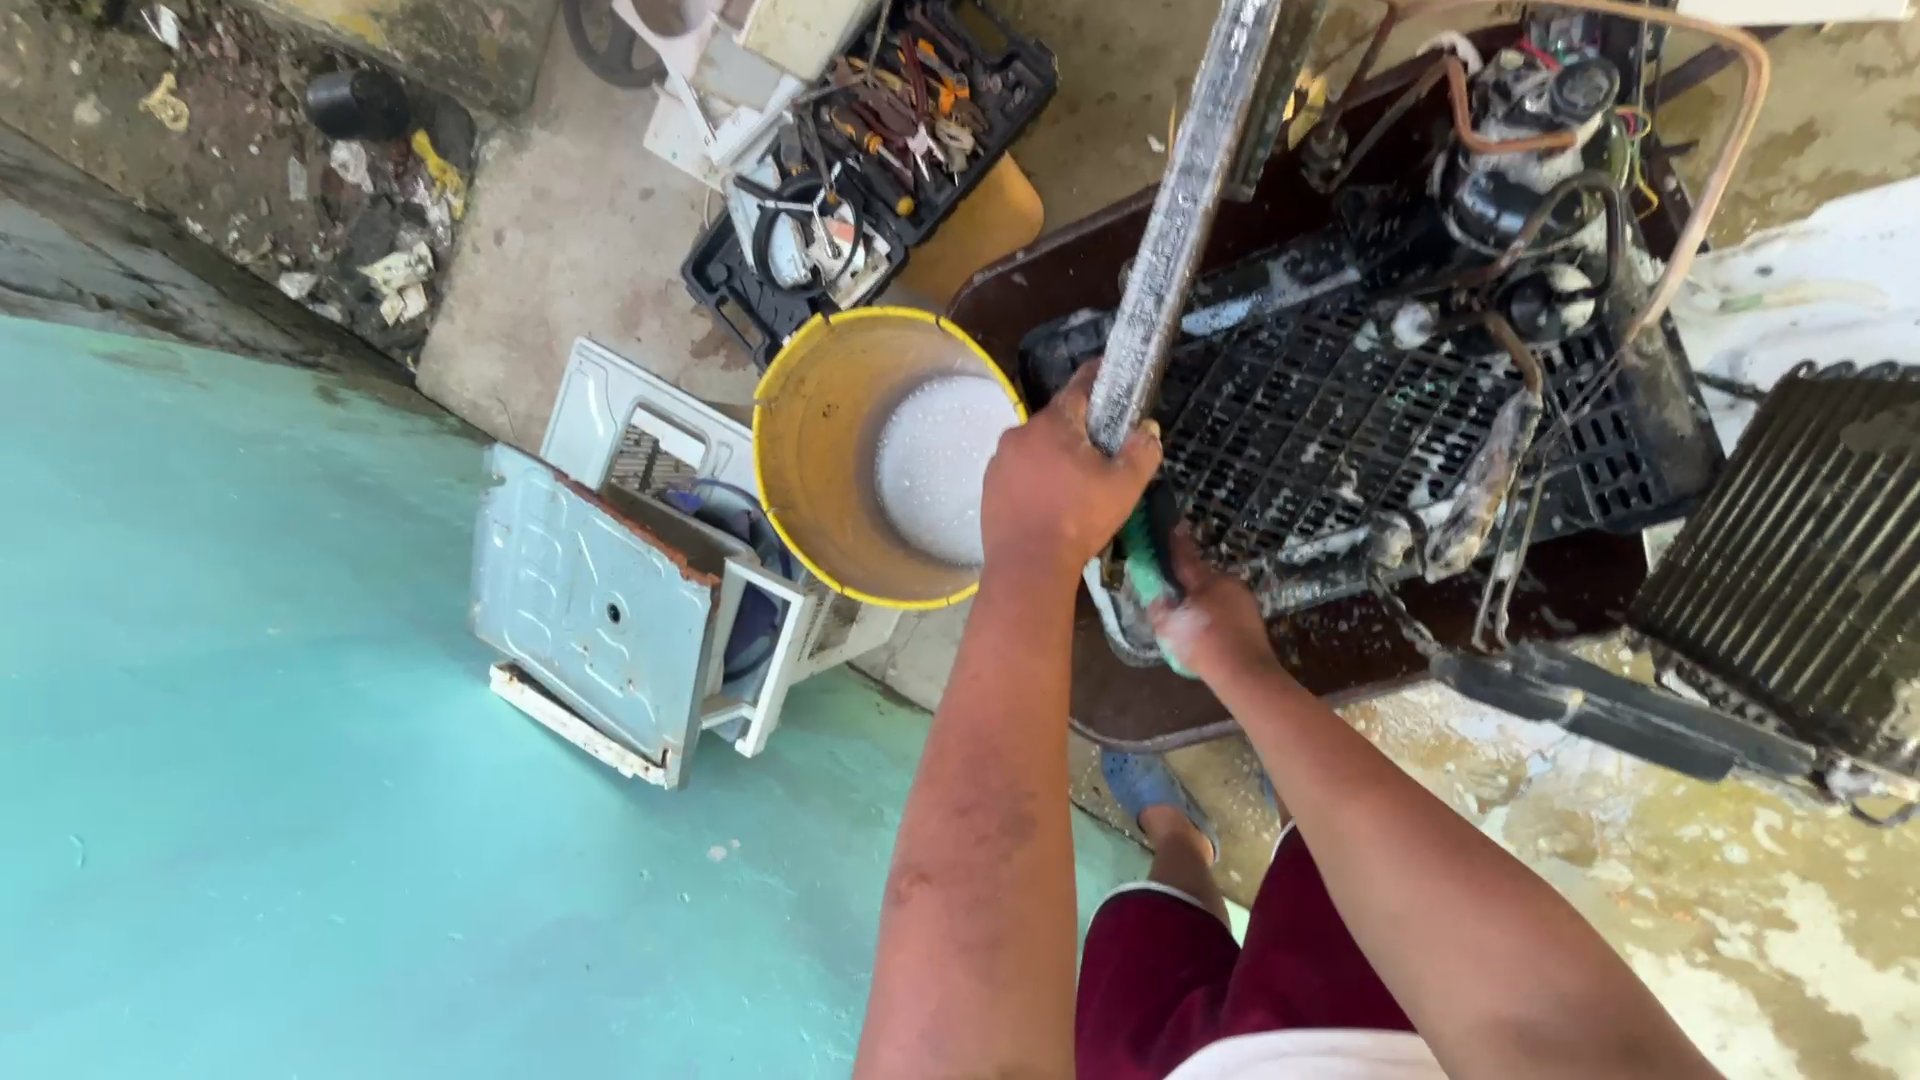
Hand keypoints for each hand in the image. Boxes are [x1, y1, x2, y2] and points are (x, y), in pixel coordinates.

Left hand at [981, 361, 1161, 583]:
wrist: (1027, 565)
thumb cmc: (1078, 520)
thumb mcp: (1124, 487)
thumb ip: (1141, 452)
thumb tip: (1148, 430)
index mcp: (1053, 423)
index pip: (1080, 387)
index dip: (1098, 377)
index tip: (1110, 371)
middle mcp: (1019, 433)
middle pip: (1056, 421)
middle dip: (1078, 430)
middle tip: (1100, 452)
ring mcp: (999, 461)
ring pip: (1034, 448)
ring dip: (1053, 457)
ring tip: (1073, 484)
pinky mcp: (988, 487)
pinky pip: (1018, 473)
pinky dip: (1034, 479)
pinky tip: (1047, 502)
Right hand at [1151, 528, 1278, 681]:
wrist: (1245, 673)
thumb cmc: (1204, 645)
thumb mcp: (1169, 628)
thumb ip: (1158, 609)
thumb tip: (1158, 599)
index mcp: (1207, 580)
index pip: (1185, 557)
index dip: (1175, 543)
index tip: (1172, 526)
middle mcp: (1228, 583)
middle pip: (1202, 578)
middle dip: (1188, 584)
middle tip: (1173, 597)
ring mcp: (1244, 600)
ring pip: (1215, 594)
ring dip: (1202, 602)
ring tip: (1189, 621)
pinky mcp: (1253, 618)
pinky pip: (1227, 610)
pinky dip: (1215, 615)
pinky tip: (1207, 632)